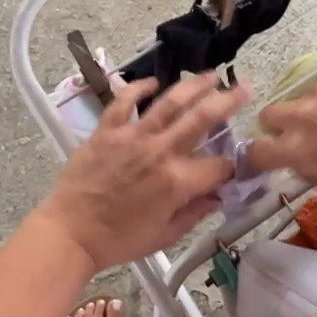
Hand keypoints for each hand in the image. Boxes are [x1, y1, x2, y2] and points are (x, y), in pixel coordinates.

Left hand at [35, 75, 251, 272]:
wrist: (71, 234)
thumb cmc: (119, 240)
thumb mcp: (166, 235)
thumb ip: (196, 212)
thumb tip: (219, 196)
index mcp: (178, 182)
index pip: (219, 165)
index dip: (234, 162)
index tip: (240, 158)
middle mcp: (160, 152)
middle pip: (202, 118)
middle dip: (228, 101)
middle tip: (244, 88)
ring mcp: (132, 137)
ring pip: (169, 102)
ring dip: (194, 86)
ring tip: (211, 75)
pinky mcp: (107, 131)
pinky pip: (124, 101)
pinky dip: (140, 87)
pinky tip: (154, 82)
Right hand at [248, 67, 316, 200]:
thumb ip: (309, 170)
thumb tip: (299, 159)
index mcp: (298, 151)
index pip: (256, 151)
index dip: (259, 155)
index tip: (268, 156)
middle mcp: (303, 117)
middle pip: (269, 114)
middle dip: (278, 124)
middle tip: (304, 131)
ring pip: (307, 97)